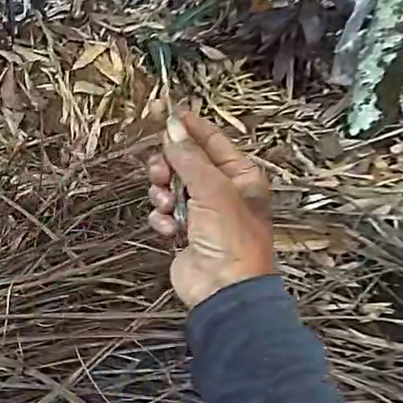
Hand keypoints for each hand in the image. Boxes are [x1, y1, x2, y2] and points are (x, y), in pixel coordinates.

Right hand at [147, 110, 274, 308]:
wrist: (222, 288)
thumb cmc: (232, 240)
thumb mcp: (213, 190)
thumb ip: (189, 158)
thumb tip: (172, 131)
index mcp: (241, 177)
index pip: (213, 143)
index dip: (192, 128)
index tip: (171, 113)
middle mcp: (223, 192)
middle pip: (185, 165)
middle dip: (169, 169)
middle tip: (160, 173)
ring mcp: (202, 214)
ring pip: (170, 188)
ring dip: (163, 195)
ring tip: (168, 206)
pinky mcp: (184, 232)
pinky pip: (164, 214)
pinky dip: (162, 219)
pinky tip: (169, 229)